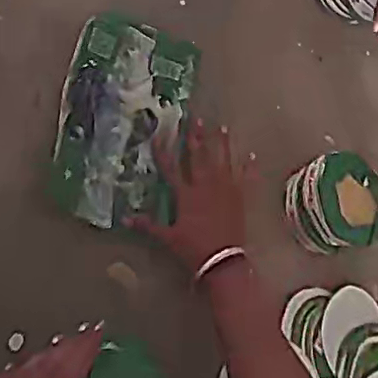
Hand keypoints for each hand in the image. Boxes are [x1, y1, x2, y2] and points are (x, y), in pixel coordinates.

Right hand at [133, 119, 250, 273]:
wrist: (222, 259)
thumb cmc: (193, 248)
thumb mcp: (168, 237)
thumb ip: (148, 225)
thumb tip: (125, 218)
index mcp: (186, 193)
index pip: (171, 167)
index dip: (164, 150)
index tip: (160, 133)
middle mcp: (205, 185)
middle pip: (199, 156)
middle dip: (196, 136)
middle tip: (196, 119)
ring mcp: (225, 188)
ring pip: (223, 160)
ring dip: (222, 143)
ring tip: (222, 127)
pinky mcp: (239, 196)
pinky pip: (245, 177)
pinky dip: (250, 166)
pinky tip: (252, 155)